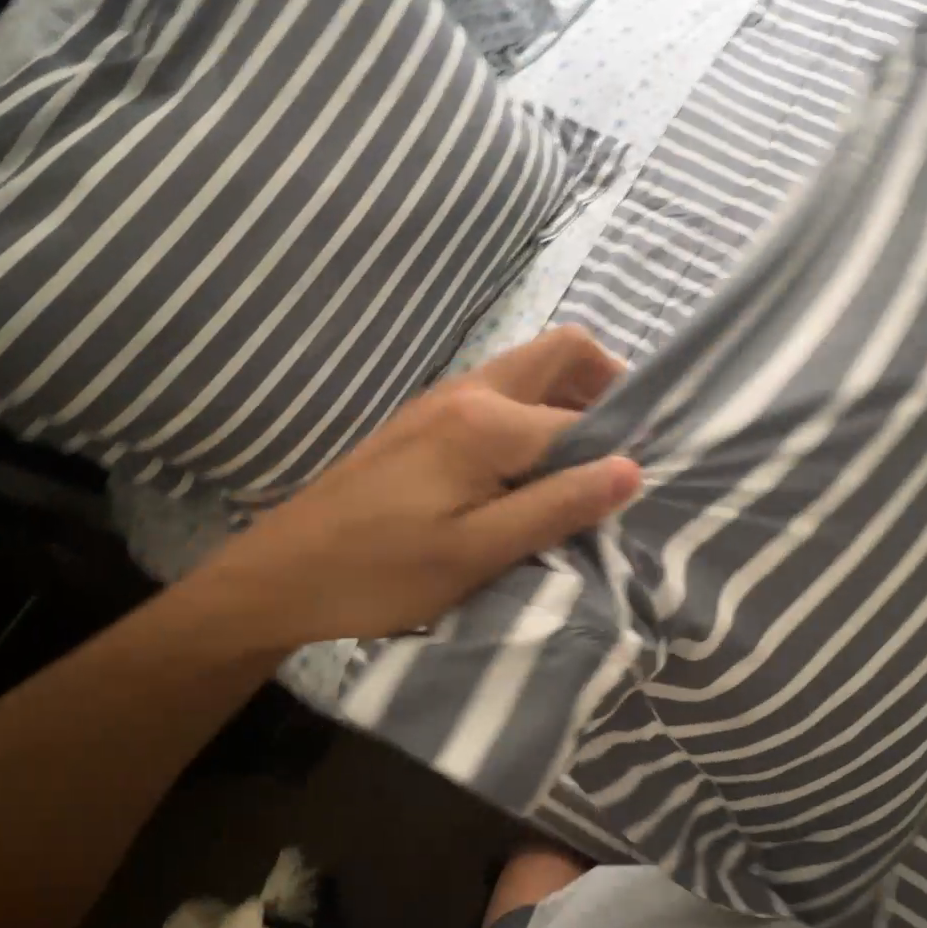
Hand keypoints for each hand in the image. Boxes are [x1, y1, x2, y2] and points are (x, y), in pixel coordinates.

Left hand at [181, 326, 640, 649]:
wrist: (281, 575)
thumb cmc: (382, 573)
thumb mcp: (479, 552)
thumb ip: (558, 505)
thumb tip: (632, 468)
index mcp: (488, 422)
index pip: (584, 419)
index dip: (622, 447)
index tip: (645, 483)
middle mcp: (469, 391)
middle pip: (559, 352)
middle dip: (607, 386)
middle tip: (628, 445)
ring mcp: (443, 400)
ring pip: (529, 371)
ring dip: (570, 400)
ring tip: (588, 465)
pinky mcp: (426, 420)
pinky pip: (501, 395)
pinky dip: (536, 414)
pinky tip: (533, 471)